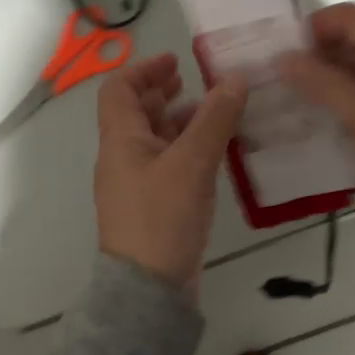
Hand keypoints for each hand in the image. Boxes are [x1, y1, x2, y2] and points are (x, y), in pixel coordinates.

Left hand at [94, 52, 247, 294]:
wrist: (149, 293)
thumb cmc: (162, 217)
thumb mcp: (193, 162)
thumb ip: (215, 118)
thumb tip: (236, 77)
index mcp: (120, 140)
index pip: (119, 89)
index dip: (145, 69)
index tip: (177, 61)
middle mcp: (122, 157)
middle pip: (136, 111)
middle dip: (164, 91)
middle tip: (195, 80)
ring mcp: (136, 183)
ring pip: (155, 137)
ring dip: (181, 119)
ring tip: (215, 113)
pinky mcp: (153, 206)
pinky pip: (168, 162)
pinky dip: (188, 148)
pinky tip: (216, 151)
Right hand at [279, 3, 354, 206]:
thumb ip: (320, 81)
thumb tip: (282, 58)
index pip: (348, 15)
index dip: (315, 28)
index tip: (288, 54)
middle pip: (352, 34)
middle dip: (318, 51)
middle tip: (287, 76)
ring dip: (329, 71)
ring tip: (299, 93)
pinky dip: (343, 88)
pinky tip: (323, 107)